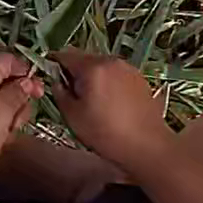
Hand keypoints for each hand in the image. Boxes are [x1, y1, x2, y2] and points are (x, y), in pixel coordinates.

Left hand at [0, 53, 43, 185]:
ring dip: (5, 124)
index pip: (9, 61)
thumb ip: (19, 92)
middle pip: (5, 86)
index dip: (27, 74)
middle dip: (17, 106)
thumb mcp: (5, 108)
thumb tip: (26, 81)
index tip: (39, 93)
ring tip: (0, 138)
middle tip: (15, 121)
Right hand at [52, 50, 175, 174]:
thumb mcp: (72, 116)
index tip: (53, 80)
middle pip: (84, 58)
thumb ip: (60, 92)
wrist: (148, 147)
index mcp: (92, 67)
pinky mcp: (140, 78)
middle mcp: (111, 60)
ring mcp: (128, 68)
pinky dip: (109, 82)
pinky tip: (112, 104)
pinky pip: (116, 74)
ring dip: (93, 77)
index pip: (65, 54)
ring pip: (101, 65)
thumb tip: (57, 81)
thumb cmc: (105, 133)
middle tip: (74, 96)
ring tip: (95, 102)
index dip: (55, 65)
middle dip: (75, 72)